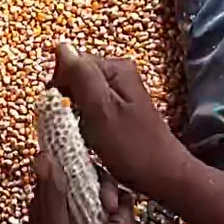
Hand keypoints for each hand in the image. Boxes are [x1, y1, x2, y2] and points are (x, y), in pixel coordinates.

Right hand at [49, 42, 195, 195]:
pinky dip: (84, 120)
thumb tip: (61, 46)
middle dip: (66, 99)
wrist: (163, 176)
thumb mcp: (100, 110)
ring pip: (81, 94)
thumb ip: (81, 77)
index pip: (71, 63)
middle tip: (70, 125)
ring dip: (74, 112)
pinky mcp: (120, 110)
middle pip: (76, 77)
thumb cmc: (130, 146)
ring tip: (79, 133)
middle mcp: (120, 74)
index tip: (61, 111)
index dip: (60, 86)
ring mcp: (121, 92)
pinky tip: (88, 136)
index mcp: (115, 68)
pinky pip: (91, 107)